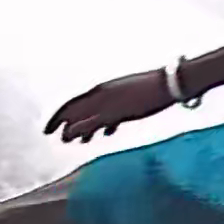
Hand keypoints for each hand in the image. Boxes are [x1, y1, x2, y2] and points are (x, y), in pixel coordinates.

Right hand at [44, 69, 173, 142]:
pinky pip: (111, 111)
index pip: (67, 108)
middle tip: (64, 141)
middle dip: (70, 126)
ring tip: (85, 140)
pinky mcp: (132, 96)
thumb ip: (88, 125)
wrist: (178, 82)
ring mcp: (118, 93)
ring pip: (95, 112)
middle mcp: (102, 92)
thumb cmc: (143, 99)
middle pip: (80, 111)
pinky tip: (109, 131)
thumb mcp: (112, 115)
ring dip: (88, 127)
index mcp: (95, 94)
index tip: (46, 134)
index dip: (55, 121)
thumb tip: (66, 134)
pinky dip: (105, 122)